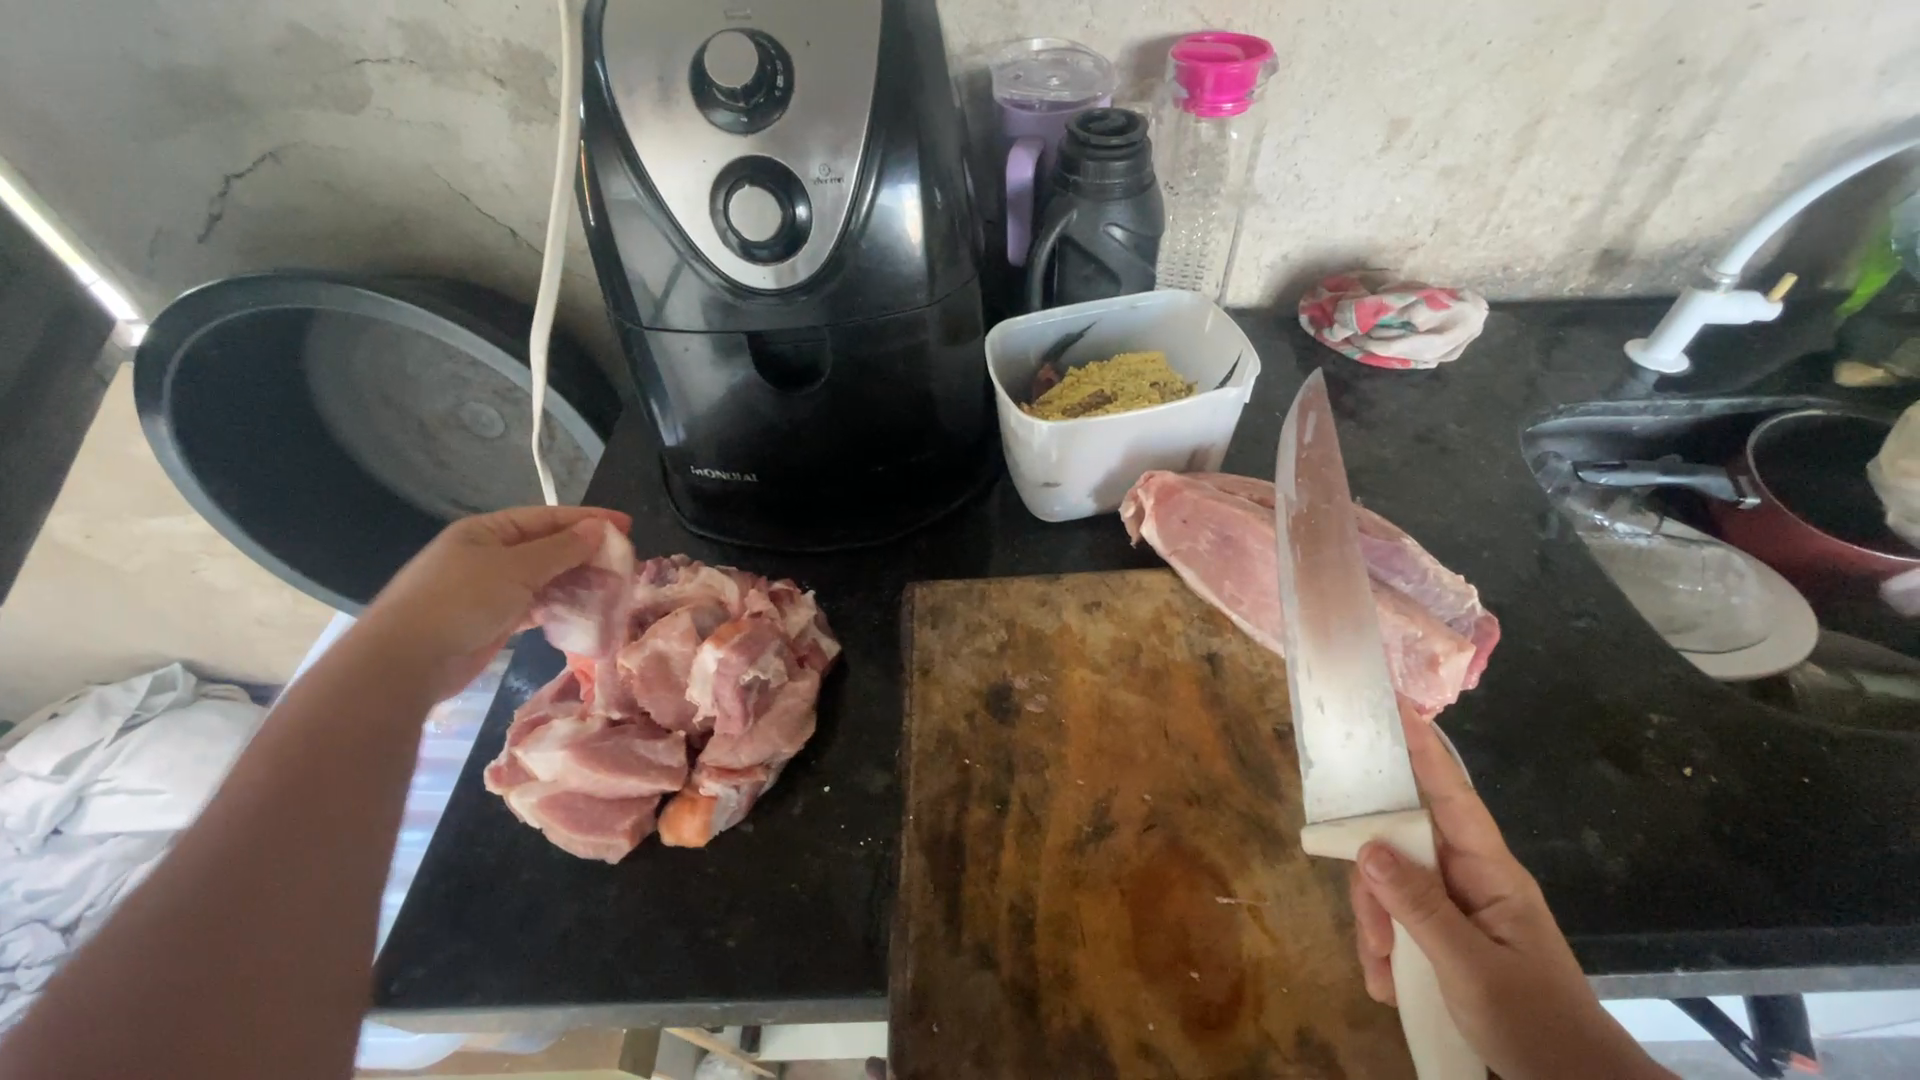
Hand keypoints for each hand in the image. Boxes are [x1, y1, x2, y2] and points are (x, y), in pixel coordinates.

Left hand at [353, 505, 631, 700]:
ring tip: (613, 589)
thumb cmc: (460, 601)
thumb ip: (561, 549)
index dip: (589, 520)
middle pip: (549, 548)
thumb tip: (598, 529)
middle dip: (587, 555)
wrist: (407, 661)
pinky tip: (585, 612)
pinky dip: (561, 607)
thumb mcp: (516, 568)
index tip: (627, 526)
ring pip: (546, 579)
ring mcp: (490, 589)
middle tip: (626, 564)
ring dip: (579, 583)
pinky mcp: (495, 620)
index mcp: (487, 531)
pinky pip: (537, 606)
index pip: (548, 518)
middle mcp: (489, 555)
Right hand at [1349, 718, 1674, 1079]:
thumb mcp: (1471, 969)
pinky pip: (1399, 917)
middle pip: (1401, 845)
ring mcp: (1459, 904)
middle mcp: (1472, 877)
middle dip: (1374, 887)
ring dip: (1378, 927)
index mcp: (1492, 873)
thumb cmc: (1537, 1025)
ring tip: (1383, 975)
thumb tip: (1366, 845)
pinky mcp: (1447, 931)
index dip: (1422, 749)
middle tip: (1373, 937)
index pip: (1451, 796)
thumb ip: (1418, 905)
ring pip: (1392, 884)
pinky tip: (1388, 982)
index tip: (1396, 704)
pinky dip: (1386, 948)